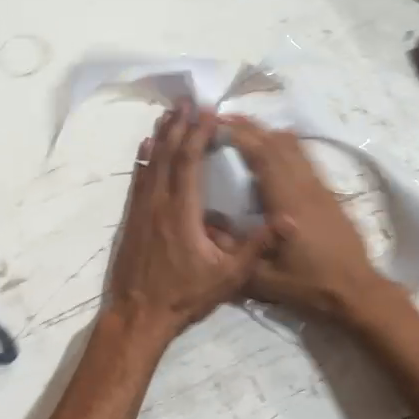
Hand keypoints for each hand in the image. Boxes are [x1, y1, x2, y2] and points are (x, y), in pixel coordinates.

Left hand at [104, 105, 280, 344]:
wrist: (138, 317)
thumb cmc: (185, 296)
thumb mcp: (228, 276)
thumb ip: (257, 246)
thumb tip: (288, 221)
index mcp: (182, 212)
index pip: (189, 162)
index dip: (199, 134)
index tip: (209, 113)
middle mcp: (158, 203)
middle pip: (167, 154)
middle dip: (179, 126)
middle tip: (187, 101)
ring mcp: (140, 211)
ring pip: (150, 163)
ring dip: (160, 136)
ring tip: (168, 113)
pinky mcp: (130, 220)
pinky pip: (137, 180)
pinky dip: (143, 159)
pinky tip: (145, 147)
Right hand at [219, 117, 403, 324]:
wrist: (356, 292)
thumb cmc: (309, 286)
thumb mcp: (262, 278)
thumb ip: (231, 249)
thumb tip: (204, 222)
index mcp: (288, 202)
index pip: (262, 155)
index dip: (239, 135)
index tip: (216, 125)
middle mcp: (304, 186)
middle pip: (277, 142)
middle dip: (249, 127)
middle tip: (221, 121)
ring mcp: (319, 187)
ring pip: (293, 145)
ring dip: (267, 133)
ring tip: (241, 131)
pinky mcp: (328, 193)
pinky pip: (303, 156)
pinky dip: (283, 145)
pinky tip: (270, 151)